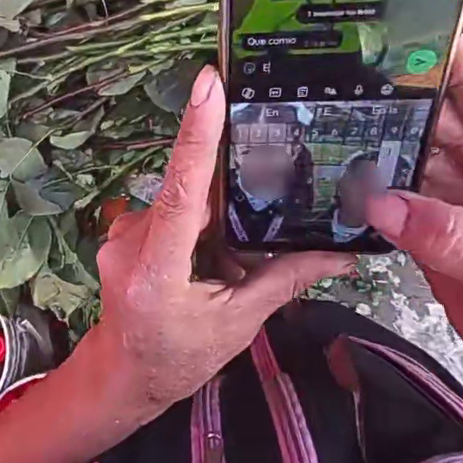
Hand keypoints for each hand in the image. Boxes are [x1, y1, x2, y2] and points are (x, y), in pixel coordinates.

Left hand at [87, 66, 350, 412]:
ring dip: (214, 223)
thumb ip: (285, 279)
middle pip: (192, 192)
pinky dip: (198, 226)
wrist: (121, 377)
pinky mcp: (125, 229)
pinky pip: (173, 209)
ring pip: (185, 201)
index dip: (198, 133)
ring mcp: (122, 232)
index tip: (210, 85)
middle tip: (245, 237)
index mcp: (158, 270)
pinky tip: (203, 261)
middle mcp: (131, 241)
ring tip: (223, 269)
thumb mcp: (237, 324)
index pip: (183, 190)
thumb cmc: (175, 359)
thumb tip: (341, 256)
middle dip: (228, 205)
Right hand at [364, 37, 462, 462]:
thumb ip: (462, 241)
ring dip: (374, 141)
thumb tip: (383, 202)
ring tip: (321, 125)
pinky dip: (371, 189)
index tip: (394, 29)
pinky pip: (402, 197)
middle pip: (440, 113)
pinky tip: (338, 180)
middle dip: (392, 92)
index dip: (446, 51)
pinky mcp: (444, 227)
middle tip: (333, 76)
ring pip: (413, 151)